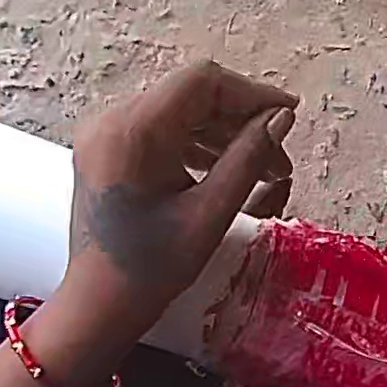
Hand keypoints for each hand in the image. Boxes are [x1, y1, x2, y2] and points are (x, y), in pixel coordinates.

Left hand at [67, 58, 297, 328]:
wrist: (100, 303)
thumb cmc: (150, 270)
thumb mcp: (209, 215)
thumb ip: (248, 160)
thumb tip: (280, 120)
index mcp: (133, 132)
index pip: (203, 83)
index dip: (252, 95)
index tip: (286, 117)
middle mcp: (112, 122)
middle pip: (190, 97)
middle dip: (240, 122)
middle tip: (278, 157)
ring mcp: (105, 136)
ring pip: (178, 115)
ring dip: (221, 136)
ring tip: (260, 170)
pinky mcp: (107, 152)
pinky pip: (159, 134)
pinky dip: (195, 147)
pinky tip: (223, 172)